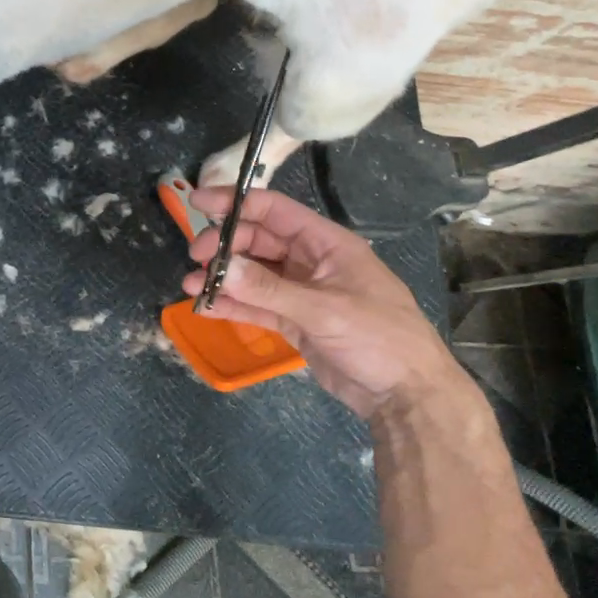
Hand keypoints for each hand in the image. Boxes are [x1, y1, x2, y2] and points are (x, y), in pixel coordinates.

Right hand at [182, 187, 464, 419]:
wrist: (407, 395)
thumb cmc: (380, 339)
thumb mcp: (324, 310)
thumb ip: (268, 289)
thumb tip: (220, 267)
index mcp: (328, 245)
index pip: (275, 211)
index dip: (237, 203)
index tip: (198, 203)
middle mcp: (310, 262)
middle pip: (256, 240)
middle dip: (223, 246)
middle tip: (196, 259)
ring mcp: (299, 291)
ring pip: (250, 273)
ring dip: (220, 277)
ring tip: (191, 288)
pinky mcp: (291, 320)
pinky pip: (252, 304)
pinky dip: (228, 304)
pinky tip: (204, 307)